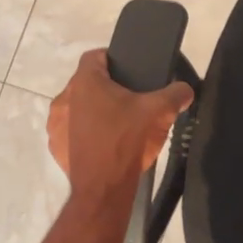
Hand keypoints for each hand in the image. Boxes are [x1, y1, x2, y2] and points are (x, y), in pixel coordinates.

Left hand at [46, 49, 192, 195]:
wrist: (104, 187)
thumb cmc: (128, 139)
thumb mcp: (159, 111)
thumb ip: (176, 94)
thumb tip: (186, 90)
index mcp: (86, 82)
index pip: (95, 56)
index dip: (112, 58)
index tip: (129, 70)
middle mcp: (64, 98)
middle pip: (86, 83)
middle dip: (107, 88)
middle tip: (130, 100)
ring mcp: (56, 124)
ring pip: (77, 107)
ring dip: (93, 110)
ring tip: (118, 123)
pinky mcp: (56, 146)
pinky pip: (70, 130)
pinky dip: (84, 132)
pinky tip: (104, 143)